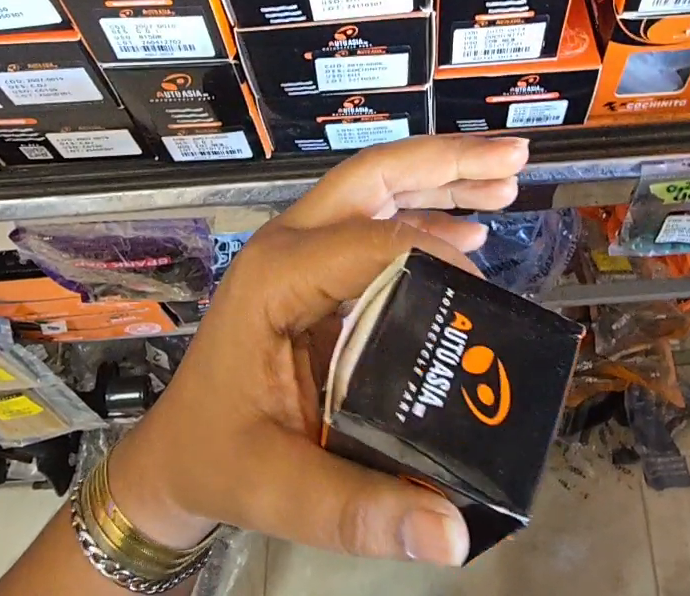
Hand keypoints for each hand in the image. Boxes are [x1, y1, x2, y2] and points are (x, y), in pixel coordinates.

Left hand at [105, 135, 530, 566]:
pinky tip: (471, 233)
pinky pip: (376, 225)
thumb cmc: (217, 458)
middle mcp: (288, 246)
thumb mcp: (278, 489)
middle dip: (446, 162)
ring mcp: (300, 252)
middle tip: (515, 155)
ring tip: (507, 177)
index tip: (486, 293)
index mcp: (276, 278)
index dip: (434, 250)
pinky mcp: (314, 270)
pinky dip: (427, 218)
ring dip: (442, 178)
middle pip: (372, 178)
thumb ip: (357, 513)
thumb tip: (452, 534)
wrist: (175, 454)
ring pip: (376, 190)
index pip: (369, 240)